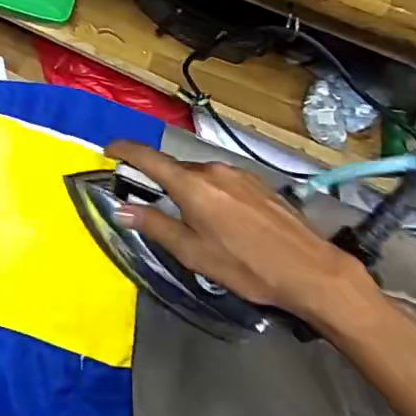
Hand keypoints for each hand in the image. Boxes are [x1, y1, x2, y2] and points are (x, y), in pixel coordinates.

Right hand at [105, 142, 372, 321]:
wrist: (306, 267)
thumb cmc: (244, 265)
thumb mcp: (193, 252)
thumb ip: (156, 225)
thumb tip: (121, 209)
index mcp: (193, 184)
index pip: (150, 158)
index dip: (126, 150)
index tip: (109, 149)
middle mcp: (215, 169)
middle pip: (176, 169)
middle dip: (159, 183)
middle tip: (149, 206)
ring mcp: (239, 173)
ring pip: (200, 176)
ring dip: (187, 191)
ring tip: (190, 223)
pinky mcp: (257, 183)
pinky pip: (222, 182)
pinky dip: (210, 194)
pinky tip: (220, 221)